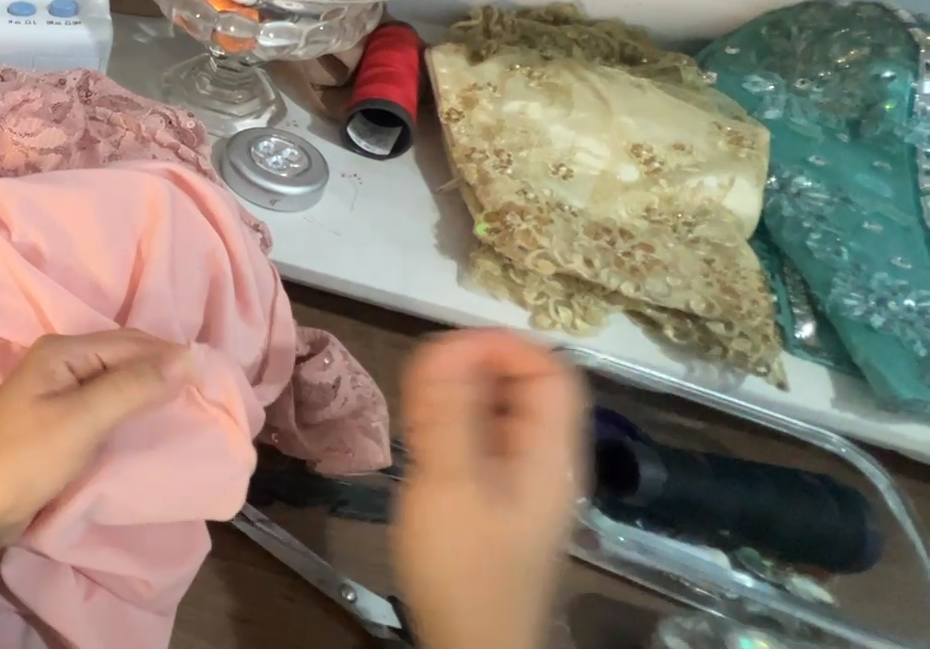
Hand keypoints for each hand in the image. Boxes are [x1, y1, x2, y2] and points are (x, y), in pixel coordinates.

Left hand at [0, 330, 189, 555]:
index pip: (130, 343)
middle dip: (163, 369)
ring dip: (149, 389)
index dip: (171, 355)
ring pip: (115, 379)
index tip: (215, 375)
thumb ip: (131, 386)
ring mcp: (57, 389)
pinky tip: (152, 422)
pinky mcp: (58, 418)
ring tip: (190, 405)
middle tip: (209, 392)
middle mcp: (60, 361)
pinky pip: (104, 402)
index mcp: (63, 350)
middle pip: (123, 355)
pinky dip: (131, 408)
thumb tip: (187, 356)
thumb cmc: (25, 458)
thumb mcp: (81, 420)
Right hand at [392, 330, 585, 648]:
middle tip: (418, 379)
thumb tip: (447, 343)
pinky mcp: (487, 489)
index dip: (502, 346)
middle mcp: (538, 457)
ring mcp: (514, 474)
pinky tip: (416, 433)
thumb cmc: (464, 566)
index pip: (549, 372)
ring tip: (412, 406)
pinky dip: (444, 418)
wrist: (470, 641)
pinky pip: (473, 432)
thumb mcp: (452, 484)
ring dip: (452, 391)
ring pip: (492, 406)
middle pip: (521, 385)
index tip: (444, 347)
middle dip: (470, 366)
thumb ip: (449, 413)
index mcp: (546, 454)